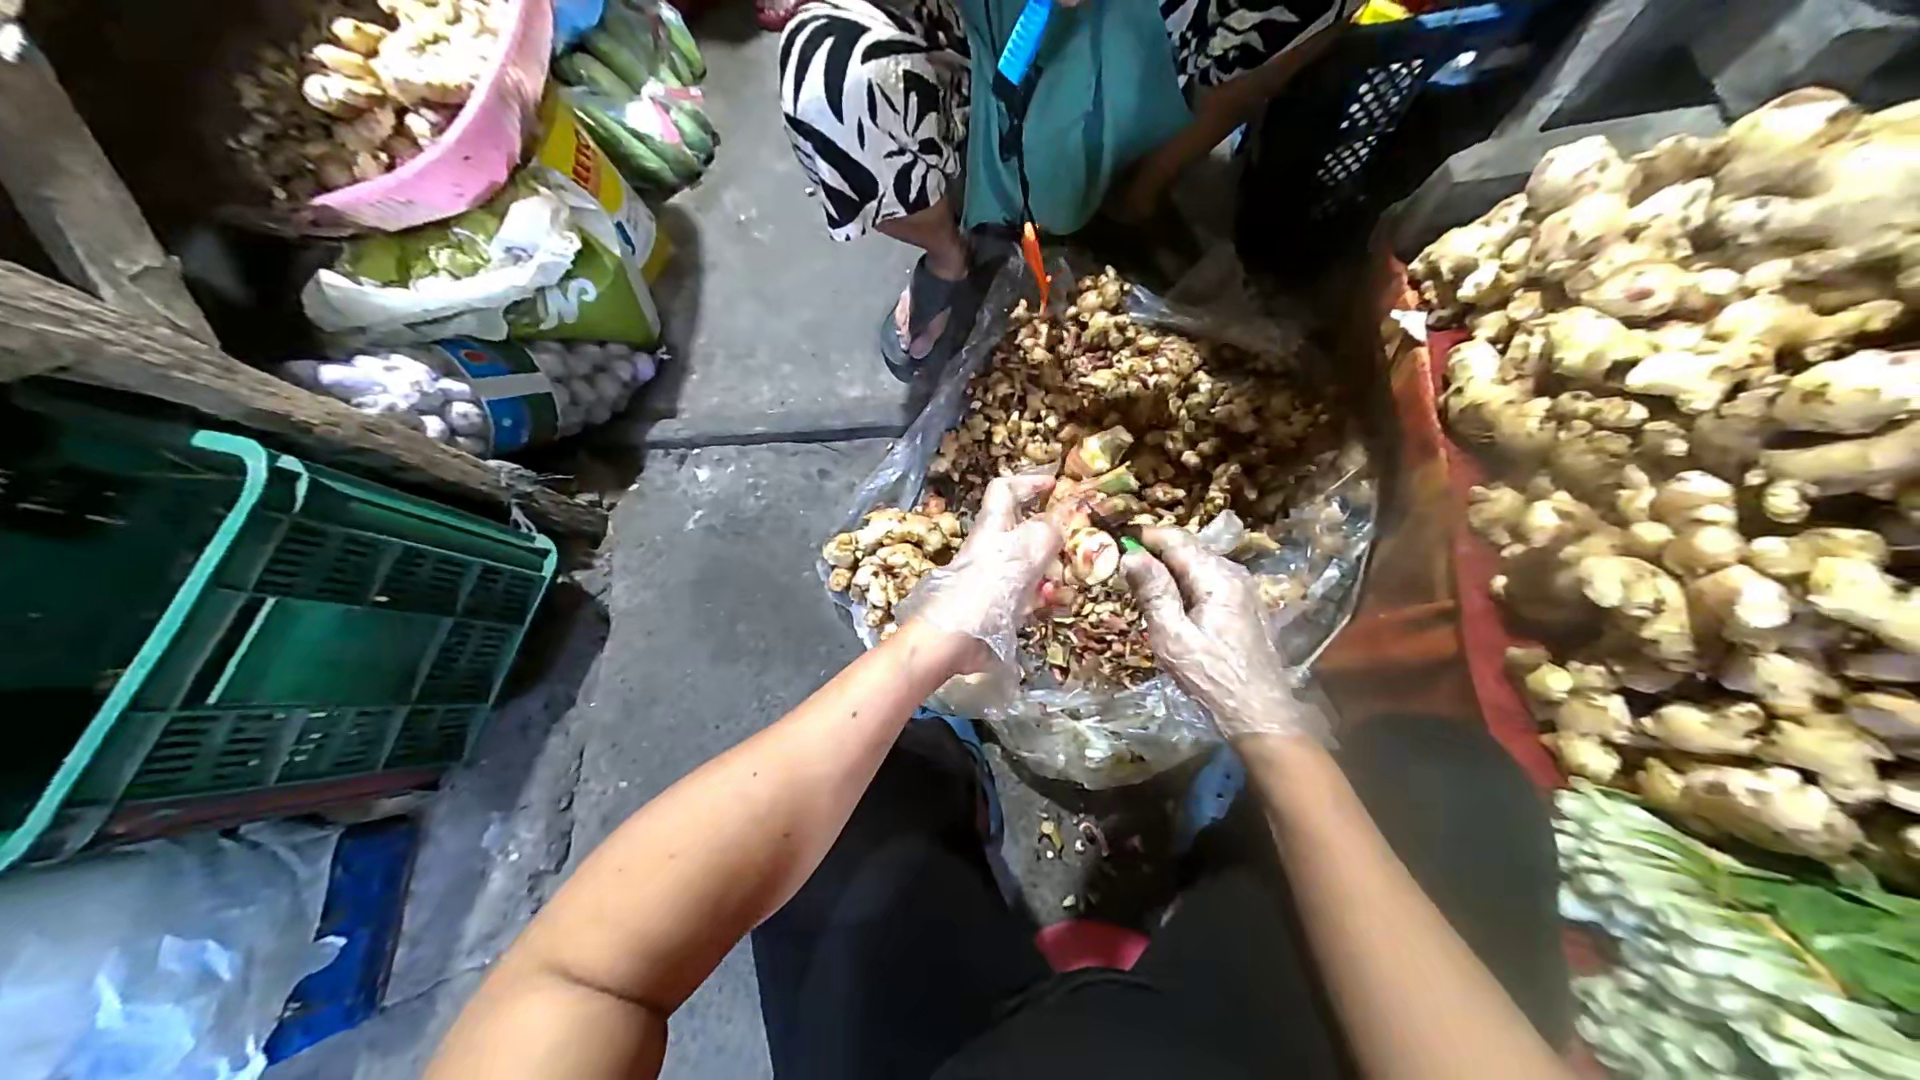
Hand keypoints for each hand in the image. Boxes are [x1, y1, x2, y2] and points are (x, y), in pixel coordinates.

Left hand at [895, 474, 1061, 668]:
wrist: (956, 634)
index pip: (1005, 489)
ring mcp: (991, 578)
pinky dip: (1039, 598)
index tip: (1053, 486)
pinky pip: (1023, 595)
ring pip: (1027, 566)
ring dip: (1049, 571)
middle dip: (1049, 538)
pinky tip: (1050, 604)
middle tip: (1070, 546)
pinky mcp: (994, 606)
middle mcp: (990, 547)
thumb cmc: (991, 582)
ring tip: (1062, 581)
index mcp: (993, 524)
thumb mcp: (1030, 545)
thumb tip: (1058, 525)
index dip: (1028, 482)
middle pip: (1022, 531)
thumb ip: (1049, 530)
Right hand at [1121, 527, 1327, 742]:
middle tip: (1122, 566)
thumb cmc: (1210, 676)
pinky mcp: (1243, 606)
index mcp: (1216, 576)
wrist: (1259, 711)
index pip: (1175, 539)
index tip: (1115, 539)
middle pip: (1187, 549)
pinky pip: (1207, 582)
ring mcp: (1242, 589)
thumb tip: (1130, 555)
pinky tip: (1169, 604)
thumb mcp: (1172, 636)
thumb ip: (1153, 591)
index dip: (1144, 535)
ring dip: (1168, 570)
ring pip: (1197, 565)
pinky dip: (1183, 584)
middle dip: (1154, 553)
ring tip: (1139, 585)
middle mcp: (1234, 573)